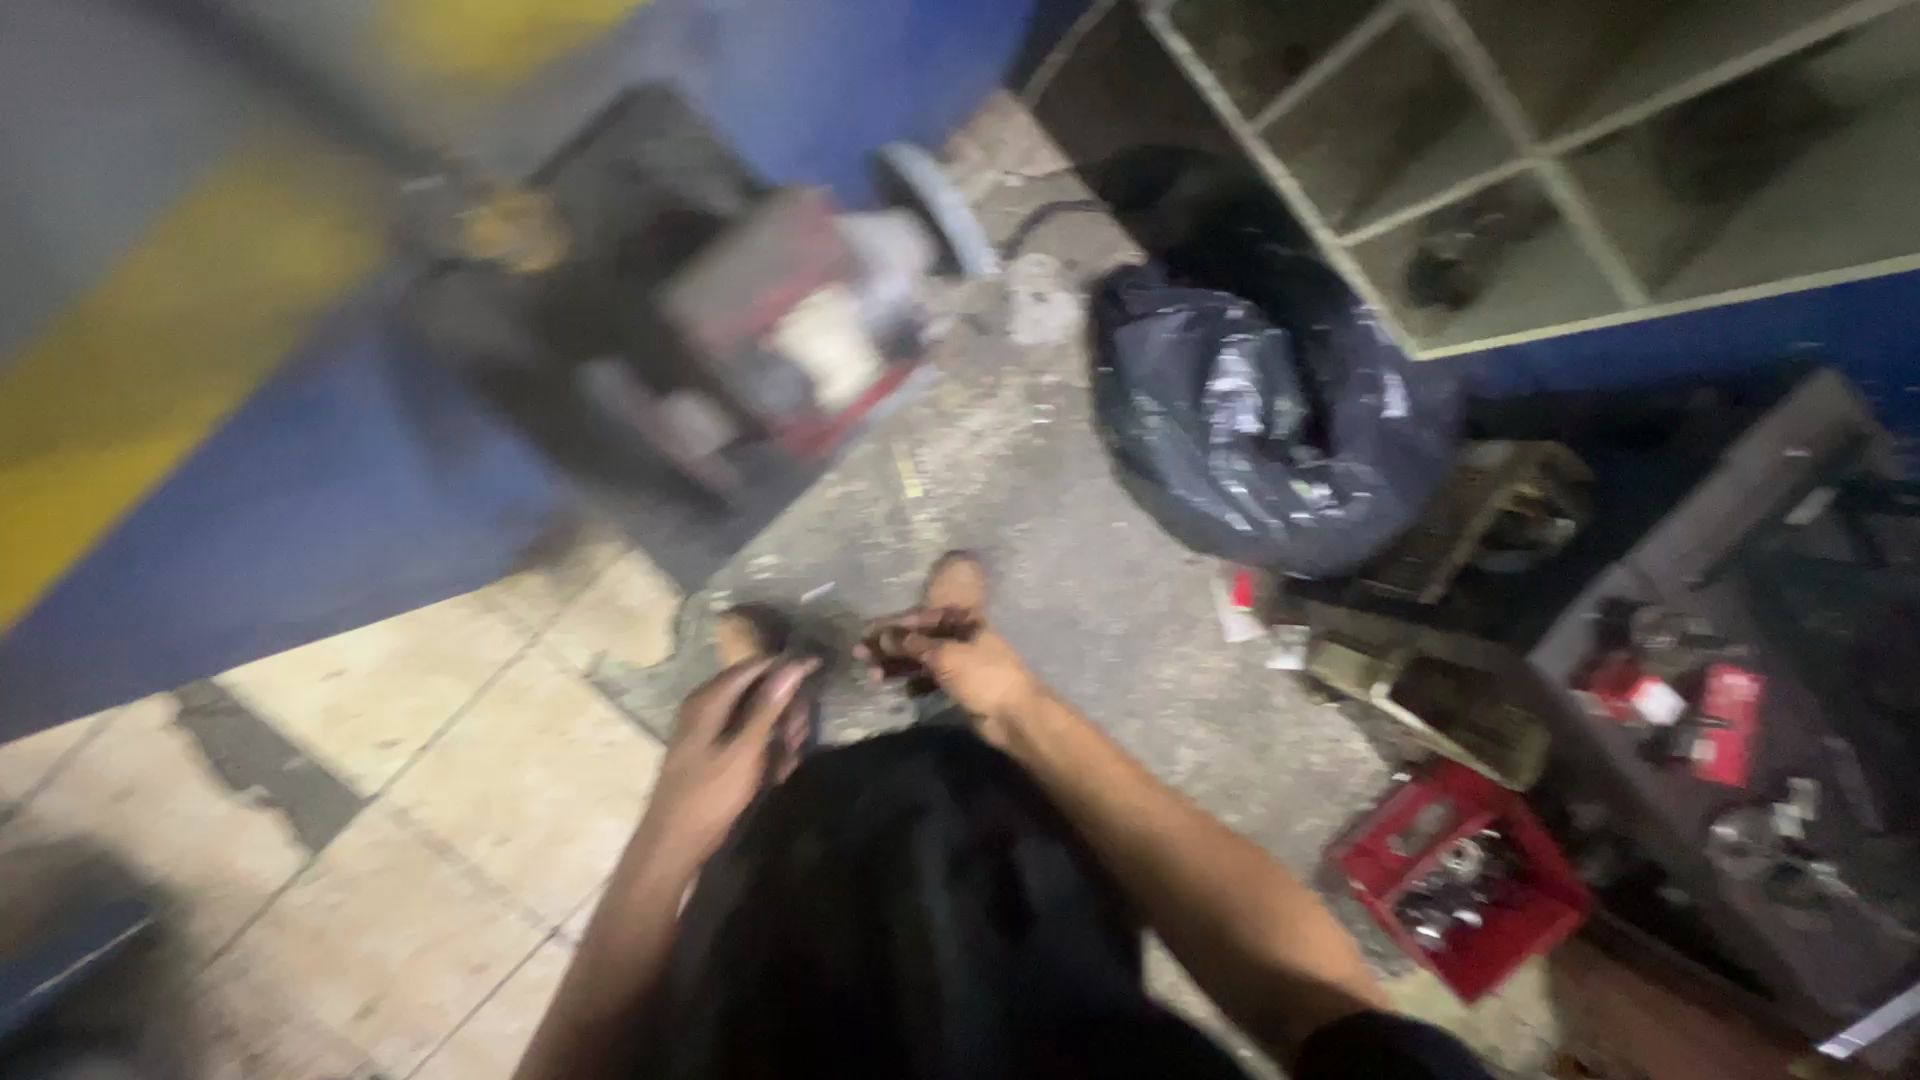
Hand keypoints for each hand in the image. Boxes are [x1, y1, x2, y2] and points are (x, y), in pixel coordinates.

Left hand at [637, 656, 818, 864]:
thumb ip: (768, 707)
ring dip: (778, 732)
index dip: (787, 665)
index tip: (818, 668)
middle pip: (756, 689)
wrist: (672, 845)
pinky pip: (745, 735)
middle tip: (799, 735)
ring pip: (754, 714)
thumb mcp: (744, 751)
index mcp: (709, 699)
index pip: (755, 665)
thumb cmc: (709, 796)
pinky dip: (763, 747)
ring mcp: (706, 728)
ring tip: (789, 758)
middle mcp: (705, 705)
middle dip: (784, 709)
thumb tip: (791, 666)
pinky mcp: (710, 749)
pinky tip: (775, 771)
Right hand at [855, 608, 1046, 746]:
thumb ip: (912, 644)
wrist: (1015, 715)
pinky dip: (915, 683)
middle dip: (890, 647)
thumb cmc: (982, 676)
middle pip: (919, 639)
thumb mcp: (944, 655)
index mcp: (962, 621)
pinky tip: (902, 691)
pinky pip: (931, 680)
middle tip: (860, 656)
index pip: (920, 617)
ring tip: (873, 677)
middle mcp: (961, 637)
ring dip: (898, 667)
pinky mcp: (960, 686)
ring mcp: (961, 663)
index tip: (866, 632)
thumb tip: (883, 635)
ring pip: (922, 661)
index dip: (892, 625)